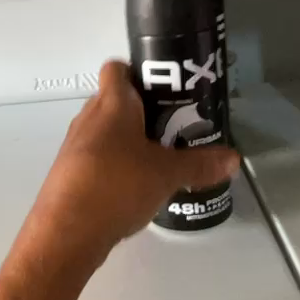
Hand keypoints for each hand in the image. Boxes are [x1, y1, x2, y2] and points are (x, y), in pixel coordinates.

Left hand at [18, 62, 240, 271]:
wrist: (66, 232)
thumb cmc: (118, 185)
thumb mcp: (167, 174)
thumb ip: (200, 164)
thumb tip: (233, 158)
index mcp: (112, 103)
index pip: (118, 68)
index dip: (139, 72)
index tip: (165, 89)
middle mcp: (89, 116)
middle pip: (115, 100)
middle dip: (143, 110)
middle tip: (175, 126)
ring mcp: (76, 144)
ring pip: (106, 130)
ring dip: (130, 139)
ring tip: (160, 158)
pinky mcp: (70, 171)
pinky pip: (97, 156)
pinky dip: (116, 163)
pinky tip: (137, 185)